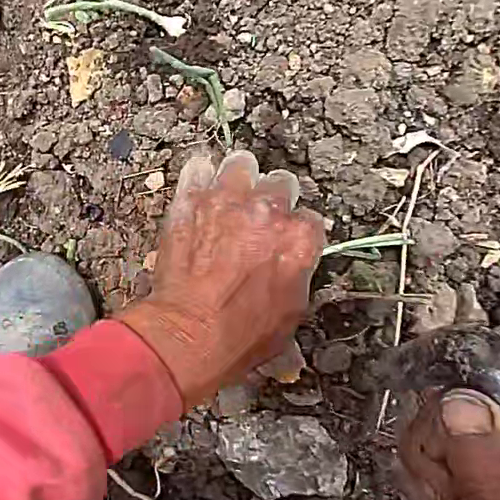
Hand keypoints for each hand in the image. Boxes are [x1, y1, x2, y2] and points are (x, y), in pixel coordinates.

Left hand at [118, 150, 325, 408]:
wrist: (190, 334)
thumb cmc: (240, 335)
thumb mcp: (291, 316)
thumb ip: (298, 278)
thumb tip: (296, 272)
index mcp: (300, 239)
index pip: (309, 218)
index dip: (296, 230)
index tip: (284, 239)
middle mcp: (269, 211)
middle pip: (281, 183)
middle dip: (273, 199)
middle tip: (259, 218)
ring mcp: (228, 201)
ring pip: (242, 164)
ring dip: (239, 177)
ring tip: (231, 193)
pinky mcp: (192, 200)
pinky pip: (199, 168)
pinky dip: (200, 175)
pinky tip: (199, 188)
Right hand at [396, 391, 499, 499]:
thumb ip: (490, 472)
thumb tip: (464, 401)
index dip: (475, 423)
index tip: (456, 469)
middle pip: (480, 406)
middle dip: (447, 451)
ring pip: (453, 421)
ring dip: (434, 464)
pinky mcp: (497, 468)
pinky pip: (445, 443)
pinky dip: (431, 472)